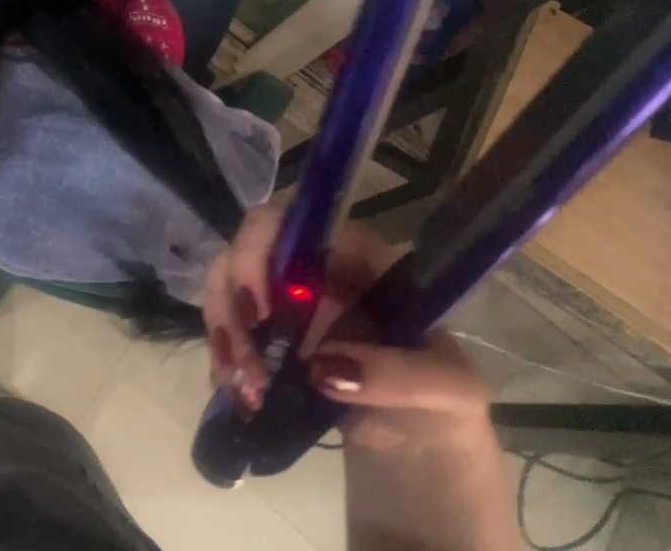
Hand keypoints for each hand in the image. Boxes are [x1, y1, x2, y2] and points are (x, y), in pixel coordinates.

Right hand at [203, 203, 490, 451]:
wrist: (419, 451)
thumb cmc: (440, 405)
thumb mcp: (447, 391)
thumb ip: (400, 375)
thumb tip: (323, 367)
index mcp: (357, 257)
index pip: (296, 219)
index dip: (262, 248)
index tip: (258, 307)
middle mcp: (310, 265)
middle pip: (247, 247)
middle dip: (233, 301)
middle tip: (246, 361)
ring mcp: (280, 296)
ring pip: (226, 284)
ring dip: (224, 332)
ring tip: (244, 388)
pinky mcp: (260, 330)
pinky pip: (224, 324)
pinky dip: (223, 355)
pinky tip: (237, 390)